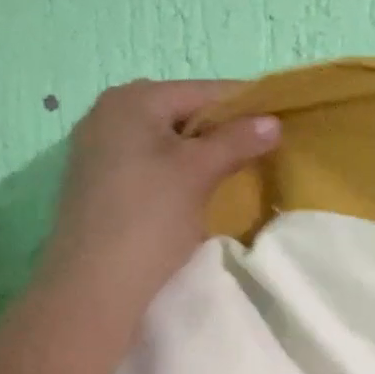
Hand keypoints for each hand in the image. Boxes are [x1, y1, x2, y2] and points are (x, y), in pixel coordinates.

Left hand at [44, 79, 279, 280]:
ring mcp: (98, 148)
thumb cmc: (149, 218)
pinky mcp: (97, 182)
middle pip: (181, 113)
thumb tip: (272, 122)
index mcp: (133, 99)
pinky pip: (147, 164)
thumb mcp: (198, 174)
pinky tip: (193, 195)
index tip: (279, 124)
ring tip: (231, 176)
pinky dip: (175, 173)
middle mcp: (108, 112)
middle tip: (258, 154)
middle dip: (221, 132)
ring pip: (164, 141)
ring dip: (199, 155)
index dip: (245, 106)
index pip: (202, 91)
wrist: (94, 281)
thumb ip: (236, 142)